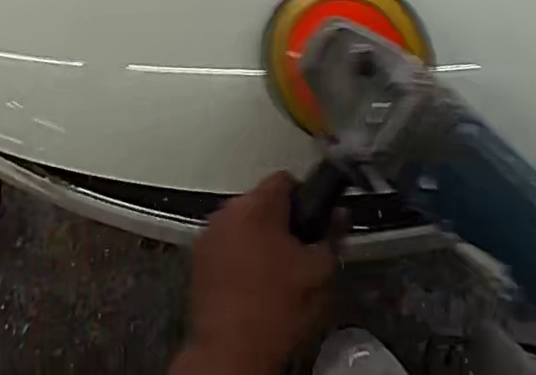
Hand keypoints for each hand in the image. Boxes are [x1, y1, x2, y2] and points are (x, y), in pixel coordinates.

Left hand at [173, 172, 338, 374]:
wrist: (230, 355)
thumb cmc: (278, 308)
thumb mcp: (319, 272)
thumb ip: (332, 235)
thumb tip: (339, 216)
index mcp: (258, 205)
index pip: (285, 180)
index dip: (303, 197)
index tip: (310, 221)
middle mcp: (228, 211)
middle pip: (261, 200)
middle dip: (279, 218)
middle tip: (295, 248)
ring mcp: (208, 235)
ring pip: (242, 222)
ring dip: (256, 234)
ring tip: (272, 267)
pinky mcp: (196, 260)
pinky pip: (225, 242)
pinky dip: (237, 252)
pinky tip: (250, 279)